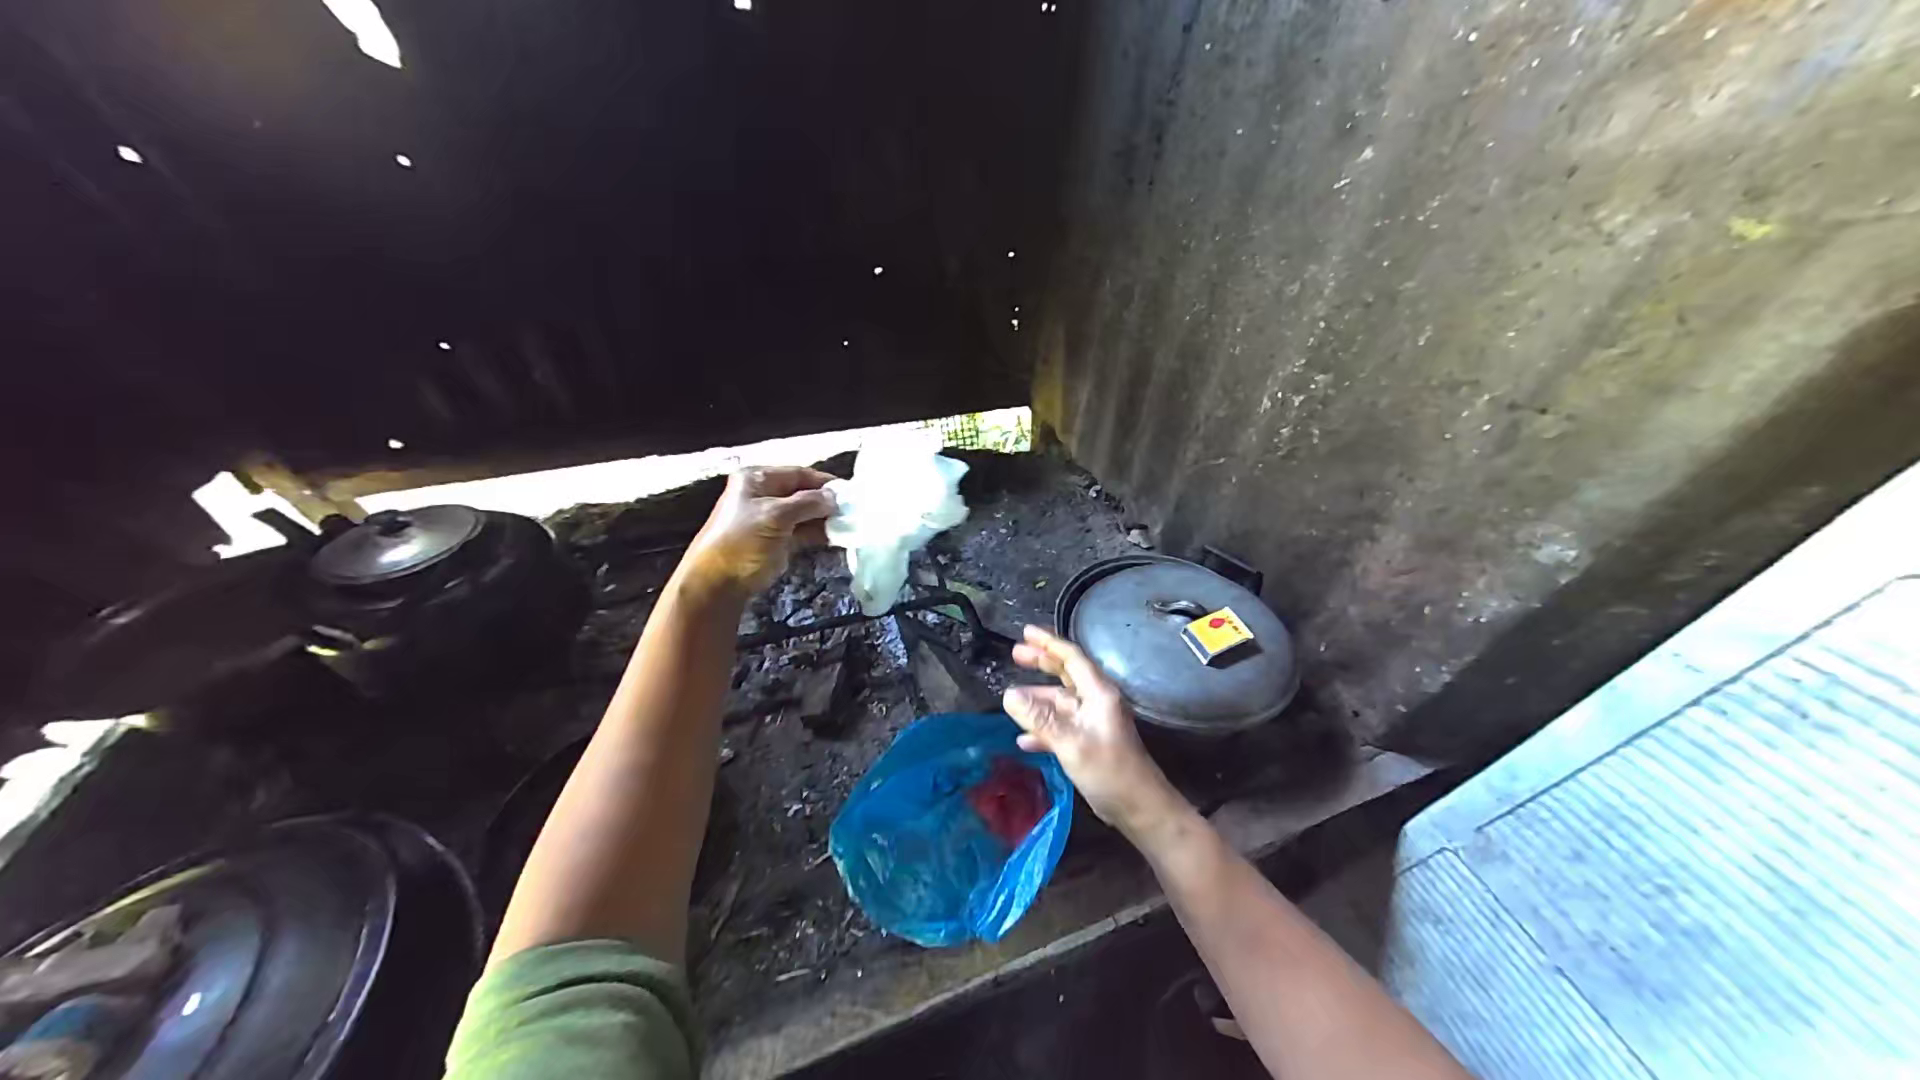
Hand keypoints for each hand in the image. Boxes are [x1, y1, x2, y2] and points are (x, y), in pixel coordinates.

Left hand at [681, 466, 837, 594]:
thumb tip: (834, 497)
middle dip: (827, 502)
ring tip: (850, 524)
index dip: (824, 482)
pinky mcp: (776, 540)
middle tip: (853, 510)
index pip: (799, 473)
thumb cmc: (743, 542)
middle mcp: (764, 494)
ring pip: (805, 513)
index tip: (850, 492)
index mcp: (757, 479)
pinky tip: (838, 537)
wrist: (718, 583)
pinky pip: (803, 531)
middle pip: (803, 492)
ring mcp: (770, 518)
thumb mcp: (776, 516)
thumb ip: (808, 502)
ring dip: (826, 519)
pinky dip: (819, 533)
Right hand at [1003, 625, 1188, 834]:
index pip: (1072, 658)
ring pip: (1061, 702)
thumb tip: (1008, 694)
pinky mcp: (1089, 743)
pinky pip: (1061, 726)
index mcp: (1099, 693)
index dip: (1049, 643)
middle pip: (1067, 674)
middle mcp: (1097, 702)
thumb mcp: (1071, 743)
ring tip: (1011, 696)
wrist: (1140, 809)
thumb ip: (1039, 718)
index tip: (1025, 632)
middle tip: (1015, 653)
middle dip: (1041, 662)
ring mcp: (1093, 723)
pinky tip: (1024, 739)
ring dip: (1037, 698)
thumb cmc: (1110, 772)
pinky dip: (1042, 728)